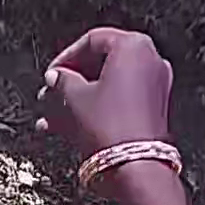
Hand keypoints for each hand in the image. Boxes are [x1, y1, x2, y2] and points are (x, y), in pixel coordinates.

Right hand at [36, 27, 173, 158]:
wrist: (135, 164)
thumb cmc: (110, 126)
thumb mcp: (76, 99)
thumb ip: (63, 81)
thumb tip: (55, 76)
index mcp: (132, 47)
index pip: (93, 40)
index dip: (66, 57)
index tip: (51, 74)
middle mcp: (148, 60)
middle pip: (103, 62)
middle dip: (72, 79)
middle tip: (51, 93)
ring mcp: (153, 84)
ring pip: (108, 84)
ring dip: (79, 97)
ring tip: (53, 114)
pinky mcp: (151, 108)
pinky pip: (118, 100)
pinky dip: (96, 107)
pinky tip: (69, 125)